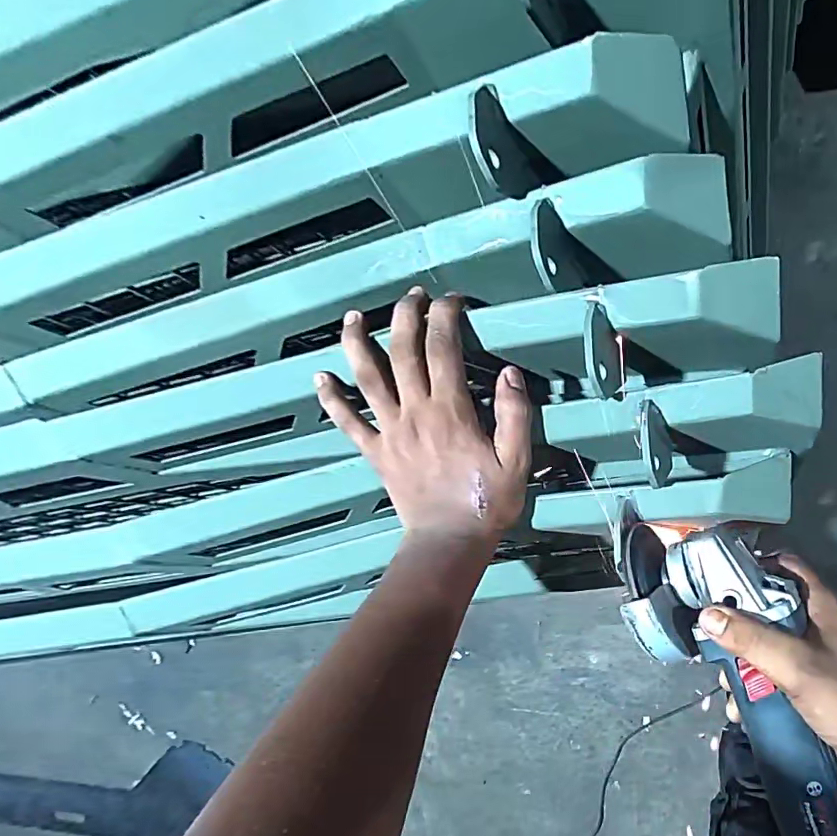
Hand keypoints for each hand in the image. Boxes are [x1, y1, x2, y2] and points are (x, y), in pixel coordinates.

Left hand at [313, 287, 531, 540]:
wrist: (450, 540)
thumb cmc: (489, 501)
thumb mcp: (517, 460)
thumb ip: (514, 415)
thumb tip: (509, 373)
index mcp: (451, 412)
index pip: (444, 350)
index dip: (446, 318)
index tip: (452, 300)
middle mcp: (415, 413)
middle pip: (403, 353)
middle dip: (406, 317)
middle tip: (412, 295)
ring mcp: (390, 432)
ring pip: (367, 378)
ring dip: (359, 343)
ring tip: (356, 317)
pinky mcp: (376, 452)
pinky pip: (348, 422)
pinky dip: (331, 398)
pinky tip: (319, 377)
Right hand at [697, 555, 836, 777]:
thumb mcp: (794, 664)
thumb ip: (751, 639)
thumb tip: (707, 614)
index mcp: (822, 605)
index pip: (786, 566)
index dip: (755, 566)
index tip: (720, 580)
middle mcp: (818, 623)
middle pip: (771, 607)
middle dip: (741, 624)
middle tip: (716, 642)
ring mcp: (816, 653)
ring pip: (769, 643)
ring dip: (745, 662)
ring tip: (729, 684)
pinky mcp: (812, 680)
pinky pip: (776, 671)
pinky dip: (758, 684)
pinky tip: (743, 707)